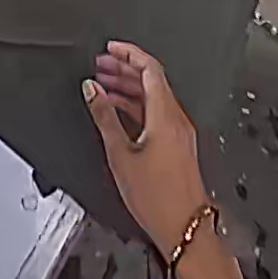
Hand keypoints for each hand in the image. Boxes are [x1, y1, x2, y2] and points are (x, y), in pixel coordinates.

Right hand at [83, 41, 211, 255]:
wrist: (185, 230)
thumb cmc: (157, 198)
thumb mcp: (120, 153)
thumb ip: (104, 115)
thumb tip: (92, 89)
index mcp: (165, 115)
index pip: (150, 68)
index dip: (129, 53)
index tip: (110, 48)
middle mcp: (176, 119)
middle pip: (151, 79)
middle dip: (124, 67)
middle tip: (101, 63)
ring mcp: (178, 132)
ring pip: (152, 96)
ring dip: (128, 86)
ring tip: (104, 82)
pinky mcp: (176, 144)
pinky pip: (155, 112)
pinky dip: (135, 104)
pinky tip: (117, 109)